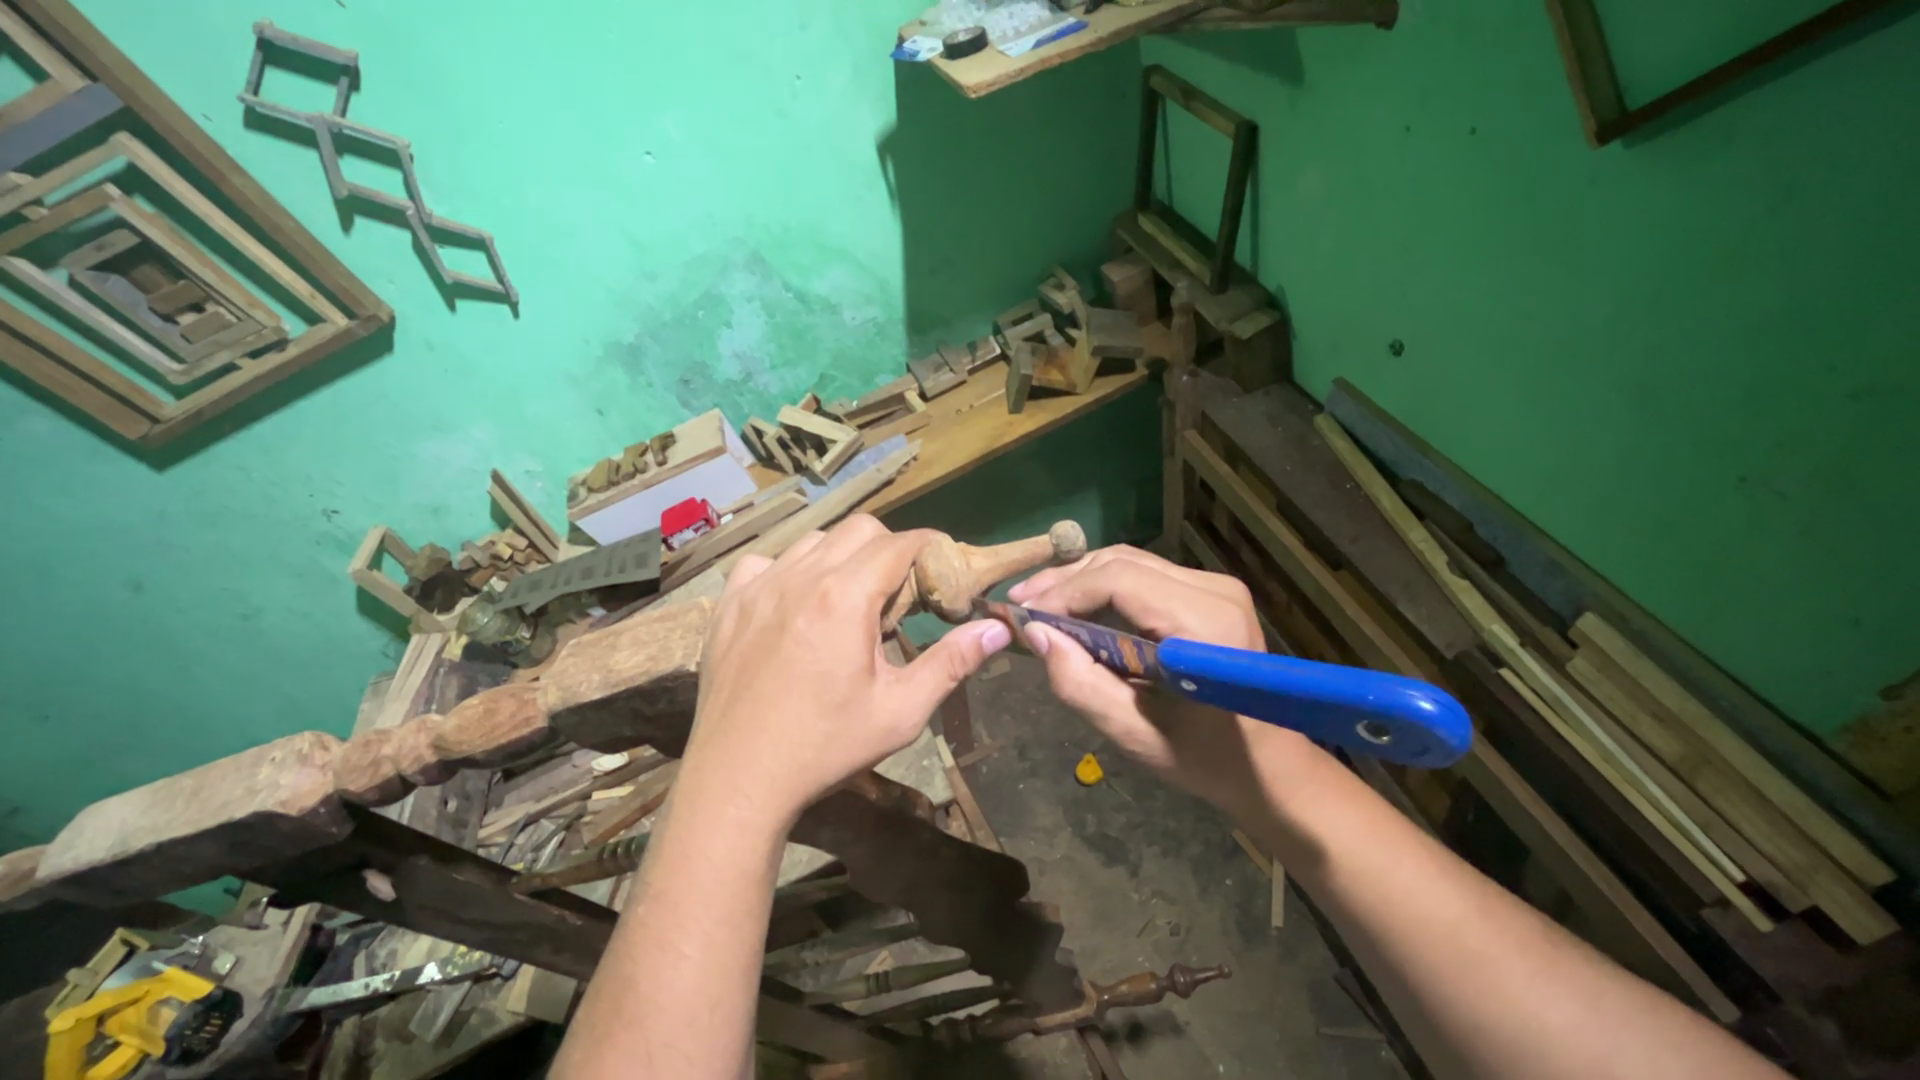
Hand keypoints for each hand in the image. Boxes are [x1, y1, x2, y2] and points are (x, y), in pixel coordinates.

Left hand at [681, 515, 1010, 827]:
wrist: (738, 777)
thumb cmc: (825, 747)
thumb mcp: (900, 712)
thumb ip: (951, 663)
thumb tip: (996, 629)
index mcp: (845, 597)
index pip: (899, 542)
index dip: (929, 547)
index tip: (942, 568)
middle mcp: (800, 577)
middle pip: (857, 530)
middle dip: (888, 549)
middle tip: (897, 594)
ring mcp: (758, 587)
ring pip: (811, 541)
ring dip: (840, 558)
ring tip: (847, 602)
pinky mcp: (728, 605)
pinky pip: (764, 563)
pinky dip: (788, 571)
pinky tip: (793, 607)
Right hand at [1008, 545, 1312, 809]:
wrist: (1268, 763)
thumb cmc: (1204, 757)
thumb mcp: (1134, 733)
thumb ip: (1081, 684)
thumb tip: (1035, 634)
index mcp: (1204, 625)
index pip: (1119, 580)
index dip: (1063, 592)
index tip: (1023, 615)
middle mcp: (1215, 591)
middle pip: (1122, 561)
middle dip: (1065, 580)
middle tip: (1020, 604)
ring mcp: (1216, 586)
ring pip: (1130, 561)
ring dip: (1081, 579)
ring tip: (1038, 602)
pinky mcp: (1211, 592)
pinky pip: (1145, 574)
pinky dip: (1104, 586)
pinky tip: (1075, 605)